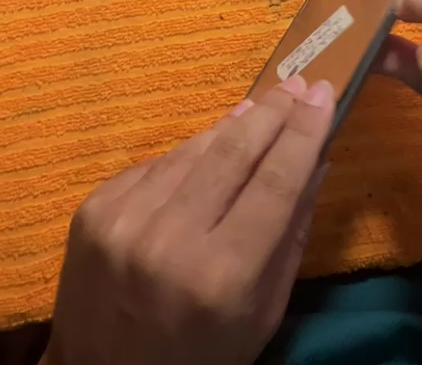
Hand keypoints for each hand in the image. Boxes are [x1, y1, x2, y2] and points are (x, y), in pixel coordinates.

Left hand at [43, 74, 335, 364]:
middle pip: (234, 152)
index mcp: (221, 276)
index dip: (304, 131)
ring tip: (260, 108)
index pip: (276, 182)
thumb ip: (291, 236)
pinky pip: (158, 165)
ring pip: (194, 150)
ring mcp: (125, 219)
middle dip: (272, 111)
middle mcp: (170, 239)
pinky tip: (207, 153)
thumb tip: (316, 159)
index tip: (324, 93)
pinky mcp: (96, 207)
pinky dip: (189, 156)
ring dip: (232, 126)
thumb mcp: (262, 315)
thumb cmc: (200, 357)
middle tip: (297, 84)